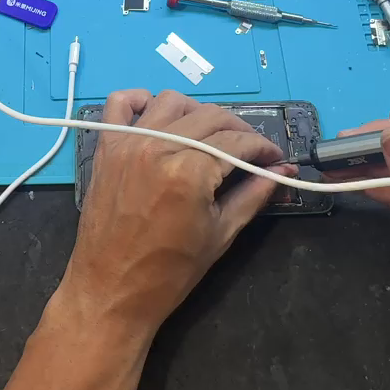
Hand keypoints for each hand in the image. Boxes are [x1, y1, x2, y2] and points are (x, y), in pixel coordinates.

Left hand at [61, 89, 290, 336]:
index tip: (274, 158)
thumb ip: (253, 194)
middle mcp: (158, 145)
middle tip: (251, 150)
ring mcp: (128, 141)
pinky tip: (159, 117)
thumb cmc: (170, 272)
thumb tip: (283, 171)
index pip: (236, 141)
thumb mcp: (221, 233)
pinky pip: (120, 103)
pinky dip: (141, 100)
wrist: (111, 289)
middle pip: (209, 116)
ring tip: (209, 136)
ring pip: (171, 101)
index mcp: (189, 170)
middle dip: (238, 129)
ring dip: (197, 112)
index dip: (262, 147)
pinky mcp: (106, 146)